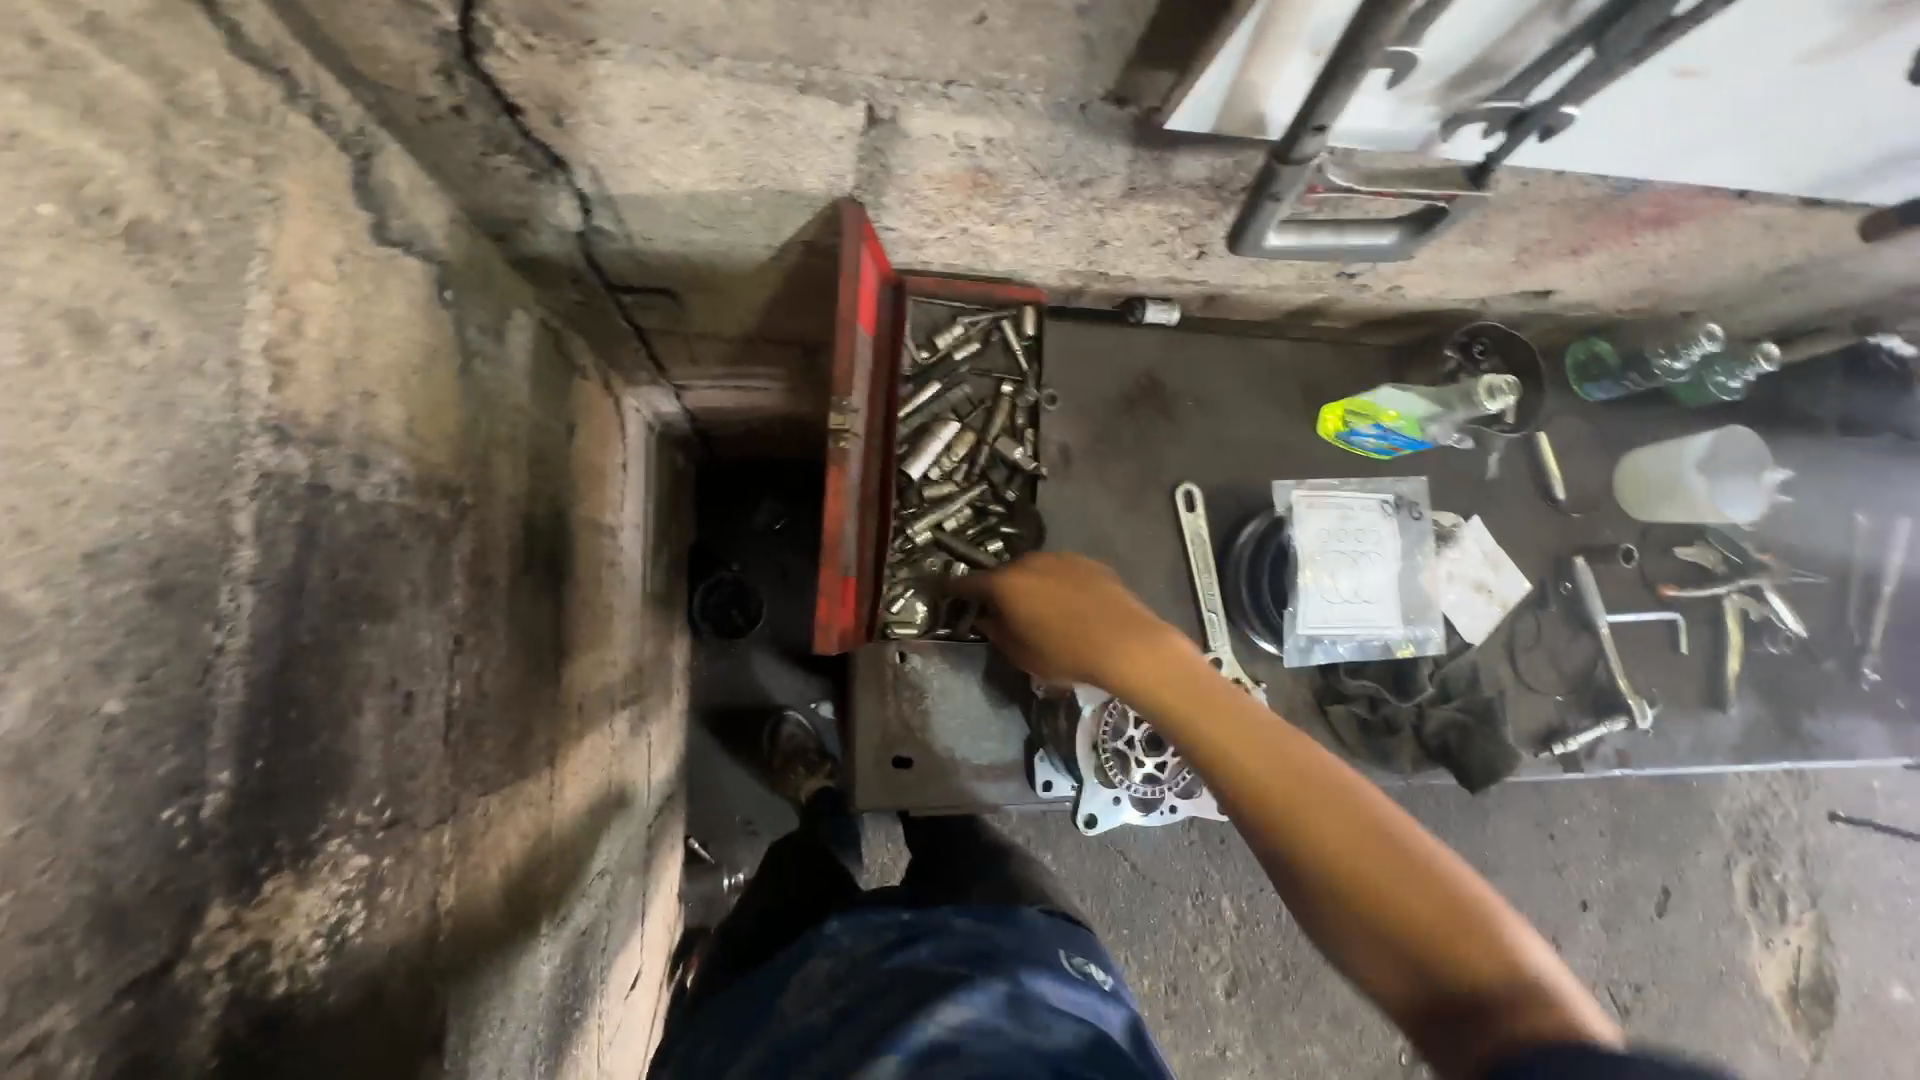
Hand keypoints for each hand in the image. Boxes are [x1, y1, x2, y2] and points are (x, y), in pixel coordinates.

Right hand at [945, 552, 1196, 689]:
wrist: (1128, 643)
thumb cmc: (1067, 654)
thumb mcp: (1022, 654)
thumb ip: (997, 633)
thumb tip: (986, 618)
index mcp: (1006, 584)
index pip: (968, 583)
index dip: (954, 589)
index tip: (944, 591)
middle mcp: (1030, 562)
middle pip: (1005, 574)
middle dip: (1000, 590)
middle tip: (1002, 612)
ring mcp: (1062, 558)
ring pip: (1036, 571)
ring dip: (1032, 586)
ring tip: (1041, 611)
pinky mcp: (1089, 563)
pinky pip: (1063, 573)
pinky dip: (1059, 586)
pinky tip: (1072, 607)